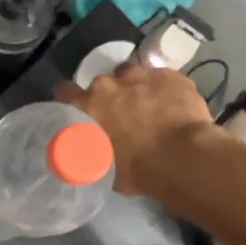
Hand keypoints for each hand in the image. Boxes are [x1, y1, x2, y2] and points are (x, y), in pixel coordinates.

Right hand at [57, 62, 217, 196]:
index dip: (71, 98)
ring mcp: (141, 76)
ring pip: (132, 75)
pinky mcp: (170, 76)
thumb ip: (89, 148)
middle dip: (109, 97)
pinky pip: (161, 79)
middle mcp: (108, 85)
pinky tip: (172, 107)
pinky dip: (163, 90)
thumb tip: (88, 148)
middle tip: (121, 116)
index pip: (64, 91)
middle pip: (102, 84)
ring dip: (135, 87)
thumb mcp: (99, 167)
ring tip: (148, 107)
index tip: (79, 108)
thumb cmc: (135, 170)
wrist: (181, 158)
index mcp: (85, 106)